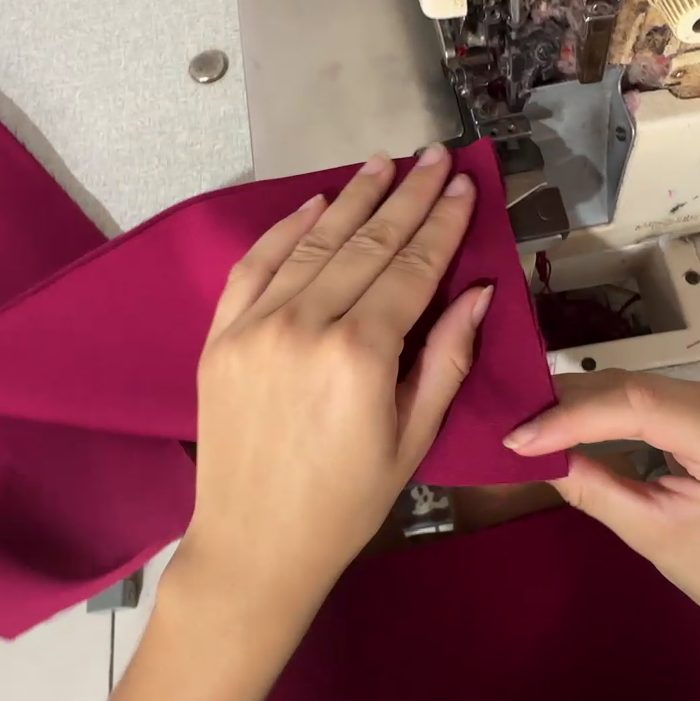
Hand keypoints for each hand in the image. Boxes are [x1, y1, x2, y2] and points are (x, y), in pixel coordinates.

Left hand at [181, 144, 493, 618]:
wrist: (253, 545)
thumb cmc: (346, 502)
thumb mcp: (414, 439)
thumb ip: (446, 358)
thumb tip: (478, 294)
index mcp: (360, 354)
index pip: (412, 268)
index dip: (443, 223)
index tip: (464, 185)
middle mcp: (305, 325)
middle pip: (367, 243)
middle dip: (407, 194)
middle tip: (435, 155)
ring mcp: (256, 325)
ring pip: (314, 242)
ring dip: (353, 198)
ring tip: (384, 163)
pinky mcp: (220, 334)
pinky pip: (254, 264)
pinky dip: (284, 228)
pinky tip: (314, 202)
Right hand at [502, 371, 699, 660]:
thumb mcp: (650, 535)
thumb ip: (592, 487)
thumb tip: (530, 453)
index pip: (639, 404)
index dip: (572, 415)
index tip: (518, 435)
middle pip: (635, 387)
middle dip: (568, 405)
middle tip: (512, 423)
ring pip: (635, 384)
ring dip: (581, 401)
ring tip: (530, 419)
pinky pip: (646, 392)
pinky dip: (604, 404)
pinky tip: (567, 414)